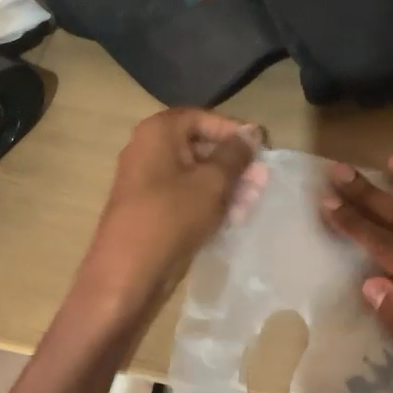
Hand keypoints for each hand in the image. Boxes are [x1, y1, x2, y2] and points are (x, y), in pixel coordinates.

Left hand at [75, 109, 265, 325]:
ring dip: (227, 185)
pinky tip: (236, 217)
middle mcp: (149, 150)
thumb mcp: (212, 182)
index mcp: (158, 132)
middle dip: (234, 163)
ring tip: (255, 202)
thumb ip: (235, 155)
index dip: (234, 131)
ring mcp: (148, 182)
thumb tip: (252, 133)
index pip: (203, 117)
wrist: (128, 274)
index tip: (262, 150)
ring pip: (195, 174)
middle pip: (200, 146)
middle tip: (263, 181)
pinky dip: (210, 202)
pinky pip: (186, 196)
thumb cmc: (172, 217)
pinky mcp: (152, 210)